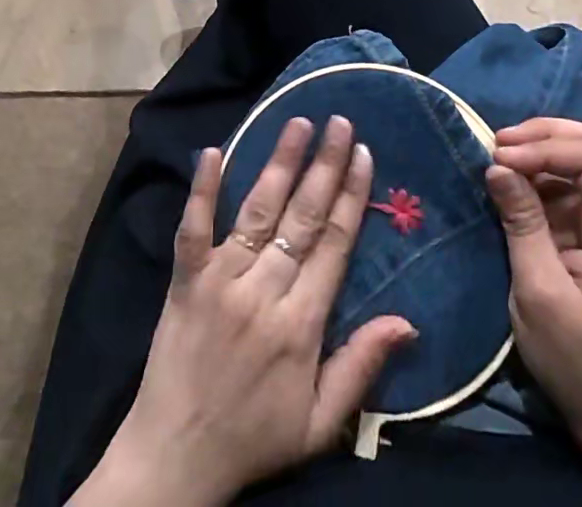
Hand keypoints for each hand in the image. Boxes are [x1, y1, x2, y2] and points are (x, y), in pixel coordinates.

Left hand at [73, 117, 415, 506]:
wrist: (173, 458)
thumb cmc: (253, 439)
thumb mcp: (320, 422)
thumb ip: (361, 366)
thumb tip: (408, 322)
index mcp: (301, 323)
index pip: (333, 243)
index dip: (352, 195)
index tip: (364, 154)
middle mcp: (263, 291)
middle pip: (302, 217)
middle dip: (324, 165)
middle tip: (341, 122)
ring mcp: (220, 281)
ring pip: (257, 211)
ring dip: (279, 163)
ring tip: (298, 122)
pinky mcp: (184, 281)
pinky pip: (192, 229)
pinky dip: (202, 190)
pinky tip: (212, 151)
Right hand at [483, 118, 581, 468]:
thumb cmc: (575, 358)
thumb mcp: (539, 292)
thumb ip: (521, 223)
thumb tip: (497, 167)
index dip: (545, 146)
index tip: (498, 158)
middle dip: (544, 136)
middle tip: (496, 145)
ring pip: (581, 162)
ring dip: (539, 151)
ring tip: (496, 158)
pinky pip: (567, 188)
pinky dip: (537, 176)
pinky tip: (509, 181)